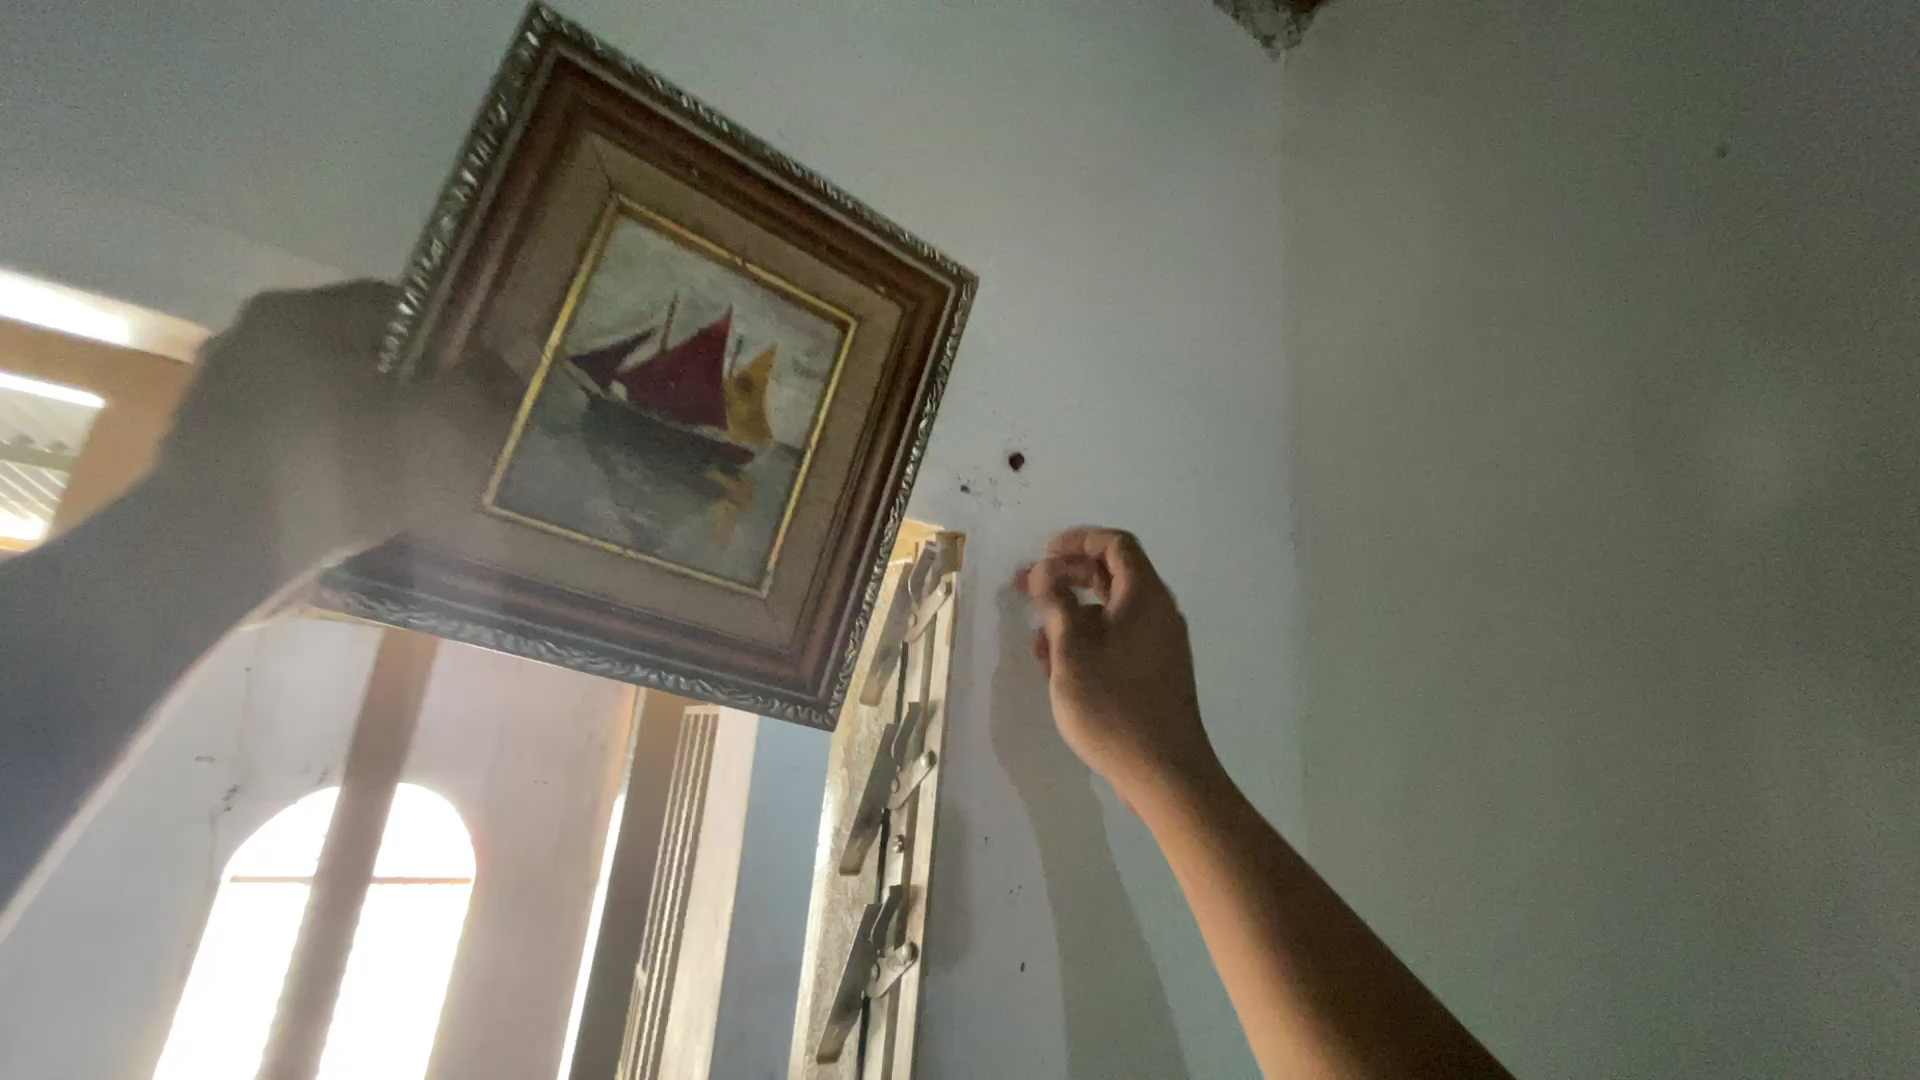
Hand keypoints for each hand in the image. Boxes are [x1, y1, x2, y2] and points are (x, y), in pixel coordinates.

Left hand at [155, 281, 498, 571]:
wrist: (222, 549)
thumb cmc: (343, 470)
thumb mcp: (443, 426)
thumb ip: (486, 382)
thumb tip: (519, 349)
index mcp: (306, 312)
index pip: (404, 304)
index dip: (458, 340)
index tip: (489, 380)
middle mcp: (254, 334)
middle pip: (365, 351)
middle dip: (416, 385)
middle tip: (461, 426)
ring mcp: (223, 389)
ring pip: (331, 395)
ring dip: (375, 421)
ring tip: (418, 465)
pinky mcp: (210, 443)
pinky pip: (299, 435)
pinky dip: (336, 454)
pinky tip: (365, 491)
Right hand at [1017, 527, 1221, 800]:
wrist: (1164, 771)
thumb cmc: (1113, 705)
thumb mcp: (1072, 650)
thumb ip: (1057, 604)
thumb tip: (1045, 571)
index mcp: (1144, 596)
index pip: (1115, 545)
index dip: (1077, 541)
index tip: (1043, 554)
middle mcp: (1157, 612)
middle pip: (1112, 575)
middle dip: (1066, 577)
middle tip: (1026, 587)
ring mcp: (1159, 643)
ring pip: (1110, 611)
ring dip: (1071, 615)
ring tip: (1036, 640)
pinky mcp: (1155, 671)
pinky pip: (1119, 638)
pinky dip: (1087, 640)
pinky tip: (1058, 667)